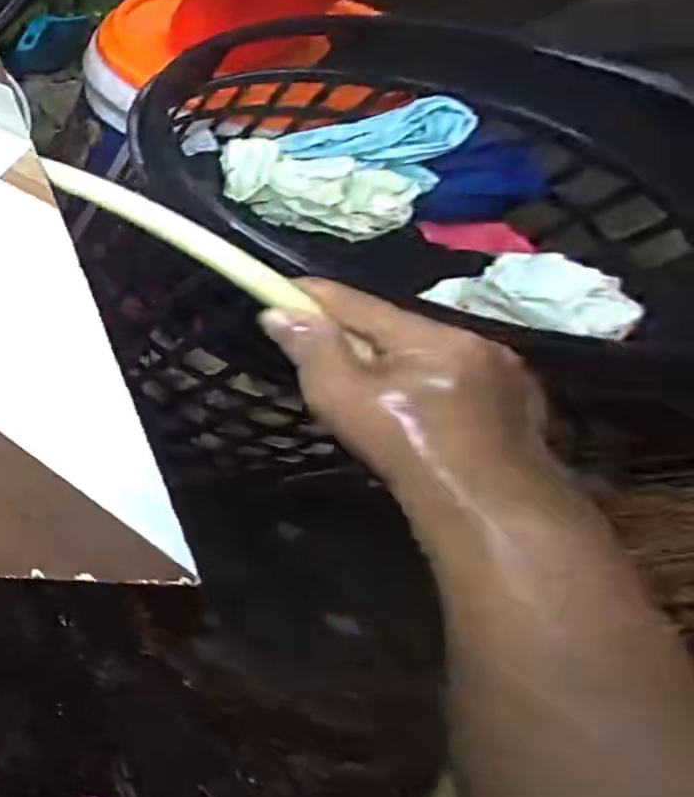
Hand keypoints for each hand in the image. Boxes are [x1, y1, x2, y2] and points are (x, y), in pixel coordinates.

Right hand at [259, 278, 564, 504]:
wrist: (491, 509)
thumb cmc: (403, 446)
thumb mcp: (338, 393)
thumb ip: (311, 347)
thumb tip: (279, 312)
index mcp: (433, 337)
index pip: (356, 302)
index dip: (311, 294)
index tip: (277, 287)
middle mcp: (476, 342)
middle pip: (392, 326)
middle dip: (350, 332)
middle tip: (313, 348)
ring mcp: (505, 373)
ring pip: (424, 351)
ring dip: (388, 357)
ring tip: (360, 382)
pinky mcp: (518, 402)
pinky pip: (452, 375)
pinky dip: (421, 379)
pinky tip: (408, 405)